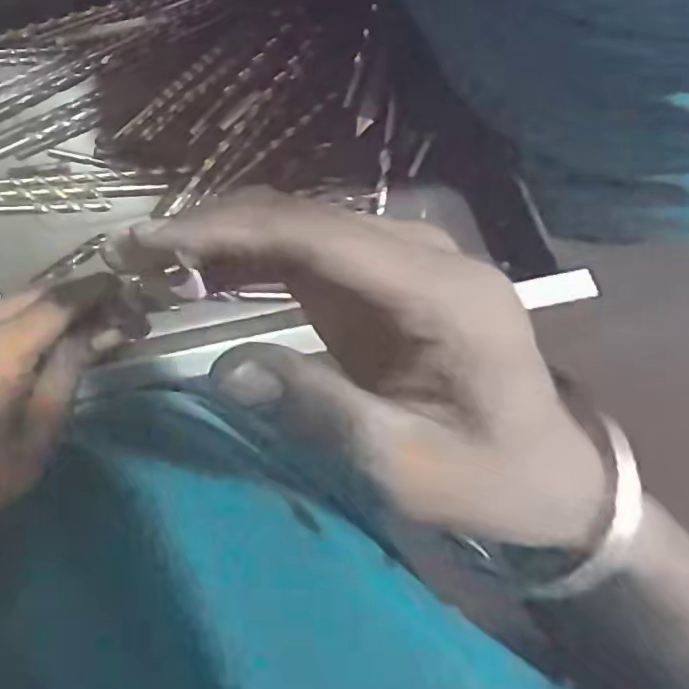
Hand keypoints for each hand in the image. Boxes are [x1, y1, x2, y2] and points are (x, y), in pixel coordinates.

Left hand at [0, 278, 119, 537]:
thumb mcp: (46, 421)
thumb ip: (74, 361)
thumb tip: (109, 323)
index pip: (59, 300)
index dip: (100, 291)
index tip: (136, 294)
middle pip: (48, 291)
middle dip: (90, 297)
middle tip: (130, 312)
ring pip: (37, 295)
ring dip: (73, 303)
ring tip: (111, 319)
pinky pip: (21, 308)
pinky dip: (52, 313)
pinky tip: (77, 327)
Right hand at [124, 190, 606, 546]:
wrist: (551, 468)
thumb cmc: (489, 474)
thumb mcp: (408, 466)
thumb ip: (321, 410)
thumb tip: (225, 369)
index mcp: (440, 290)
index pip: (317, 234)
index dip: (229, 230)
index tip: (156, 242)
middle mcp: (421, 250)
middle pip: (300, 214)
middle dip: (212, 226)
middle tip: (137, 252)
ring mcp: (401, 252)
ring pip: (295, 219)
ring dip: (222, 234)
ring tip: (155, 259)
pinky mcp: (380, 267)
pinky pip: (303, 242)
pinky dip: (247, 251)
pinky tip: (202, 268)